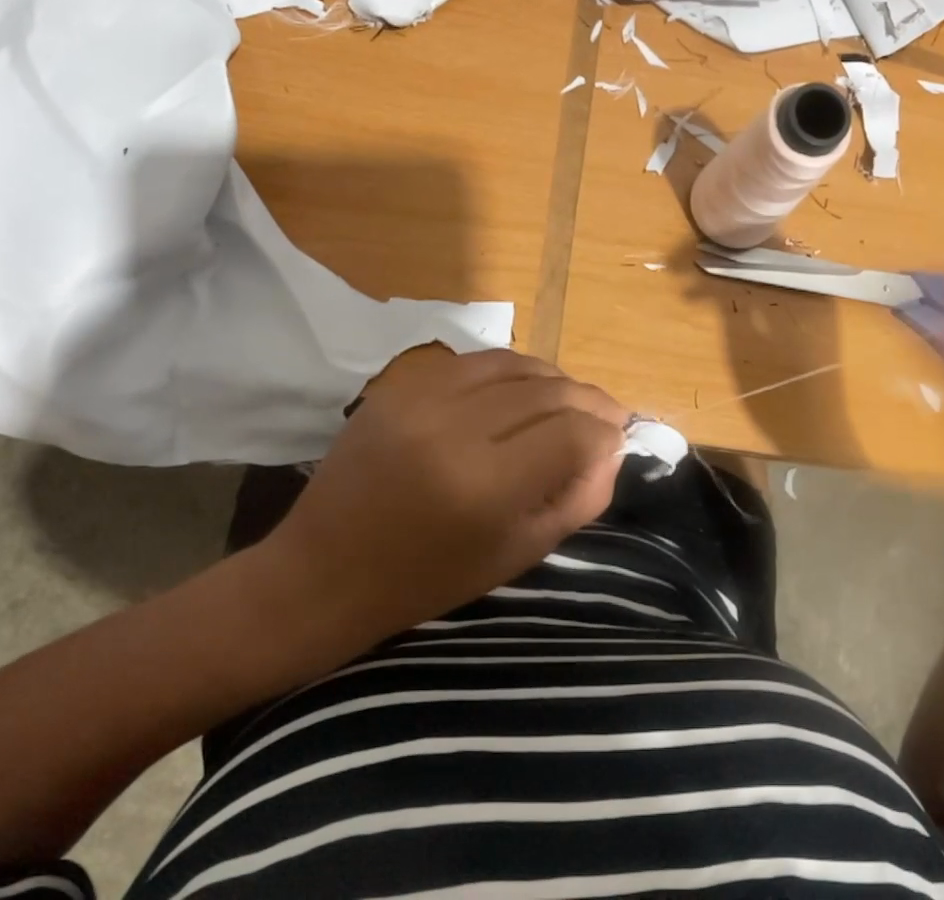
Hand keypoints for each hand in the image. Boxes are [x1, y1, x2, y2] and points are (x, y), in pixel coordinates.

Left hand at [264, 347, 631, 636]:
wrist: (325, 571)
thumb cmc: (427, 580)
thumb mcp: (518, 554)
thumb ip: (577, 499)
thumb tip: (612, 449)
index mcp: (485, 486)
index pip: (573, 434)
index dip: (607, 434)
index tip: (618, 441)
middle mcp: (454, 429)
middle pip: (548, 391)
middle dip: (590, 400)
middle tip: (610, 415)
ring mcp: (420, 399)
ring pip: (514, 364)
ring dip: (555, 378)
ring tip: (572, 399)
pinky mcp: (396, 387)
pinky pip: (472, 362)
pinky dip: (510, 370)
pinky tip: (523, 388)